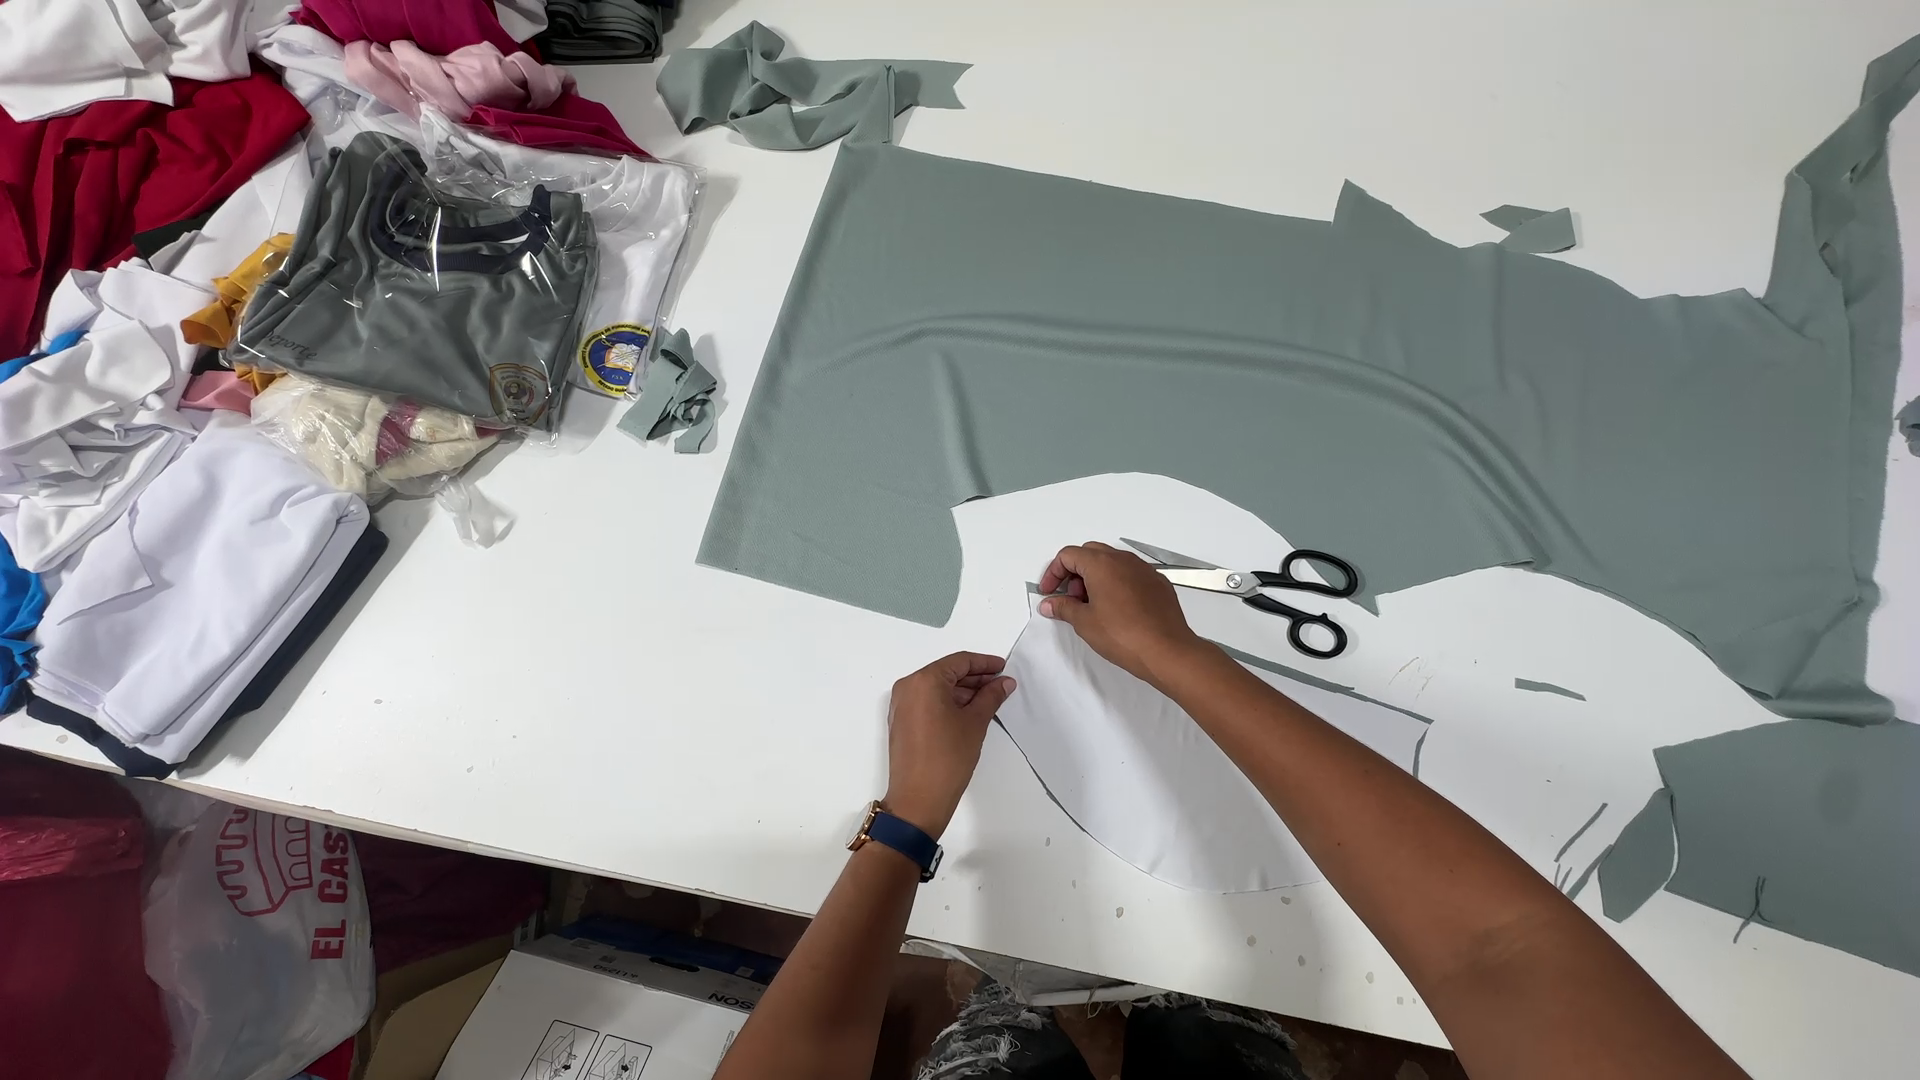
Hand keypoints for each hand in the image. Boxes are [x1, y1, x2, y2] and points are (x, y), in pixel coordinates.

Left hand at [882, 652, 1016, 838]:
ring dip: (963, 691)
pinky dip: (948, 702)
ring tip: (990, 699)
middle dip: (975, 678)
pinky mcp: (902, 721)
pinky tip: (970, 710)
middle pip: (947, 673)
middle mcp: (908, 686)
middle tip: (1001, 685)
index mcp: (924, 681)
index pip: (959, 661)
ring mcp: (902, 704)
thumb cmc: (949, 757)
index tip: (1004, 668)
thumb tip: (1005, 682)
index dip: (984, 663)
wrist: (918, 799)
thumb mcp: (975, 722)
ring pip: (937, 688)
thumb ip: (991, 696)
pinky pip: (928, 701)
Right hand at [1038, 541, 1205, 683]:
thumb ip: (1063, 607)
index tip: (1049, 593)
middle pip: (1090, 554)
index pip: (1068, 556)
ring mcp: (1144, 569)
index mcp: (1101, 564)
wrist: (1167, 650)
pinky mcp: (1158, 583)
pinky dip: (1117, 583)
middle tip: (1070, 598)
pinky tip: (1117, 609)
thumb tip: (1050, 604)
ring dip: (1096, 577)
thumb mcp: (1084, 622)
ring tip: (1093, 606)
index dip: (1053, 573)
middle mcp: (1123, 560)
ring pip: (1112, 562)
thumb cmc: (1123, 635)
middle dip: (1074, 572)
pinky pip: (1131, 574)